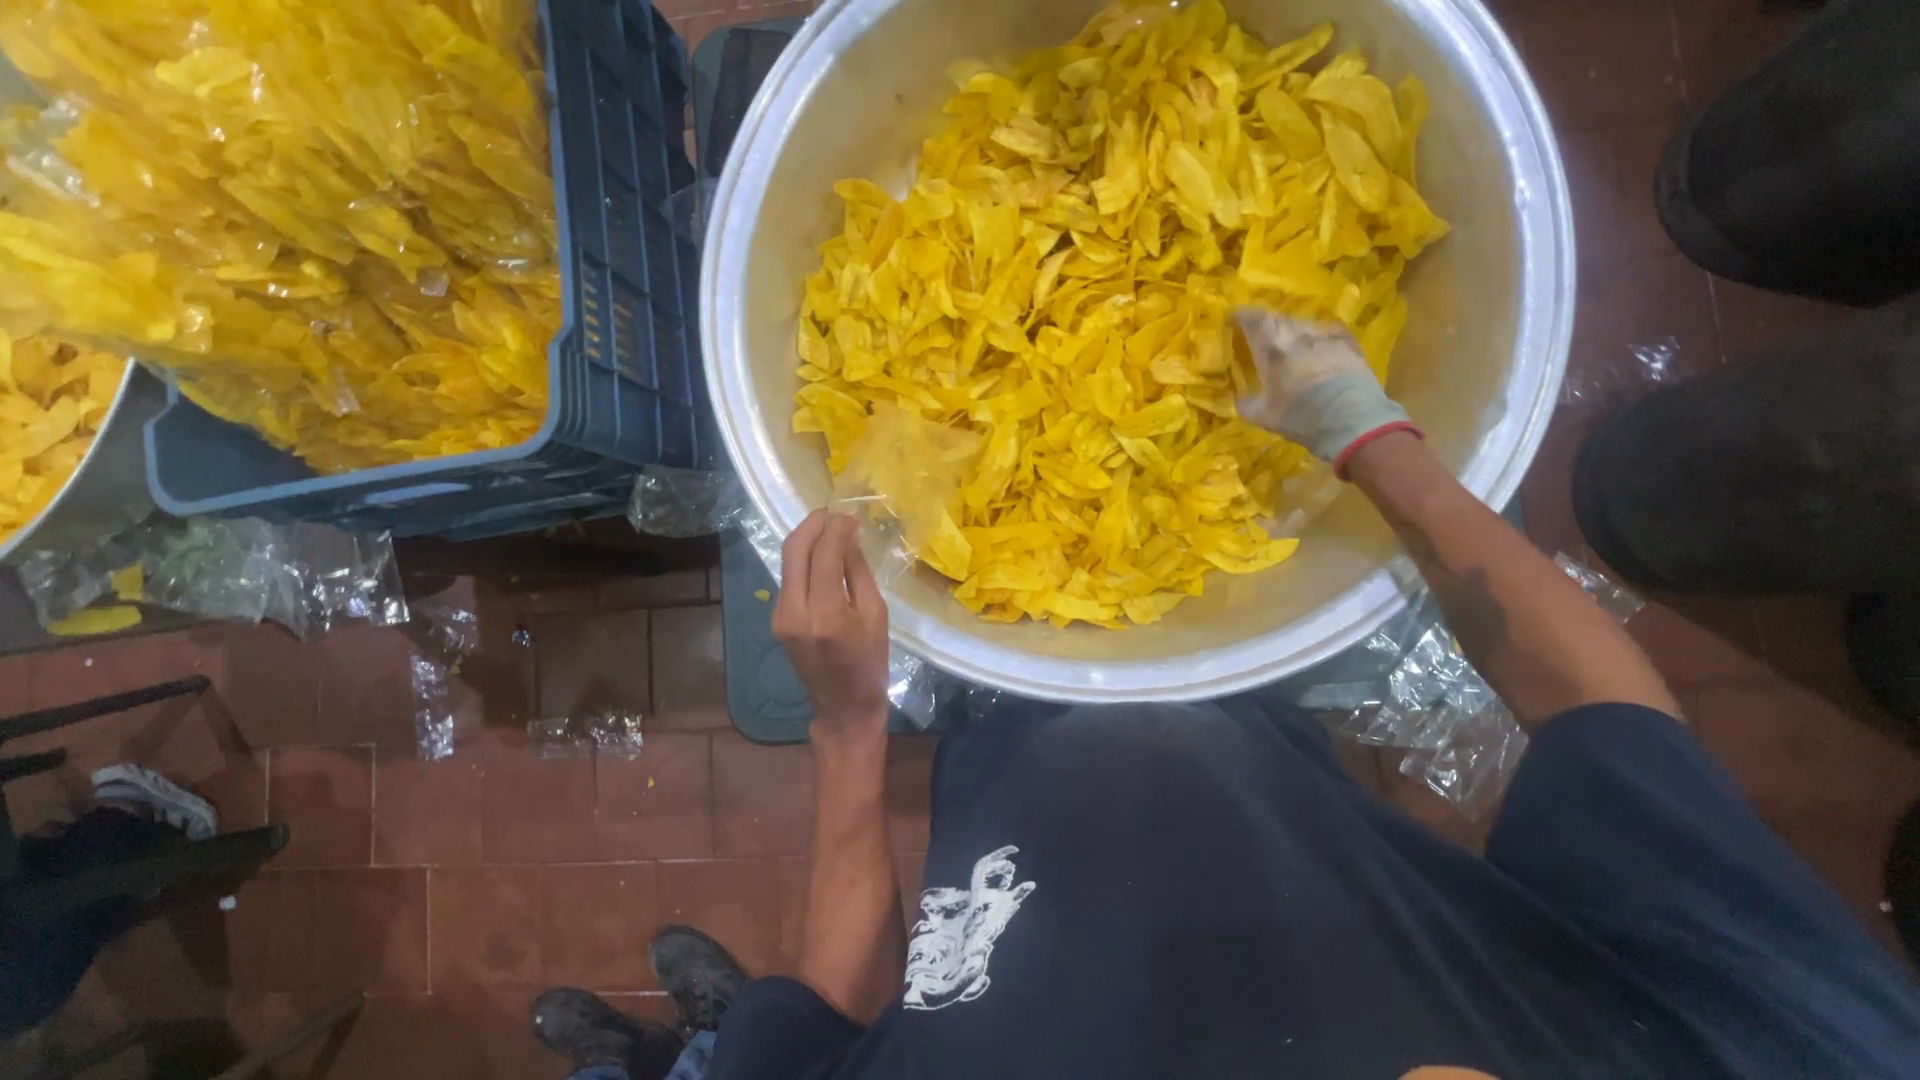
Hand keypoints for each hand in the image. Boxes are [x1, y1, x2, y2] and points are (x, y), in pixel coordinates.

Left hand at [774, 510, 890, 749]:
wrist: (843, 706)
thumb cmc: (870, 663)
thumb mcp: (876, 614)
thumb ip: (857, 571)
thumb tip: (848, 535)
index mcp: (827, 613)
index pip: (825, 553)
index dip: (837, 527)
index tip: (850, 513)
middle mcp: (795, 611)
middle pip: (794, 549)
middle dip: (813, 524)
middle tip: (833, 512)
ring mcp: (780, 616)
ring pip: (787, 561)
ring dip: (807, 540)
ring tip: (830, 528)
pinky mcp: (777, 620)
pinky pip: (789, 579)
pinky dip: (804, 561)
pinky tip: (822, 556)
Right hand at [1234, 306, 1418, 475]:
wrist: (1350, 418)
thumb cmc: (1299, 415)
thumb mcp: (1263, 416)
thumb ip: (1247, 404)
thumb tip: (1240, 398)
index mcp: (1271, 346)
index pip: (1252, 317)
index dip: (1242, 316)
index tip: (1236, 320)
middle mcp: (1297, 332)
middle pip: (1278, 318)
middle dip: (1268, 326)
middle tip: (1263, 339)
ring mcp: (1325, 335)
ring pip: (1303, 325)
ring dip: (1294, 334)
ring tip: (1293, 349)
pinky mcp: (1349, 342)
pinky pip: (1328, 334)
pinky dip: (1319, 340)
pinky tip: (1320, 353)